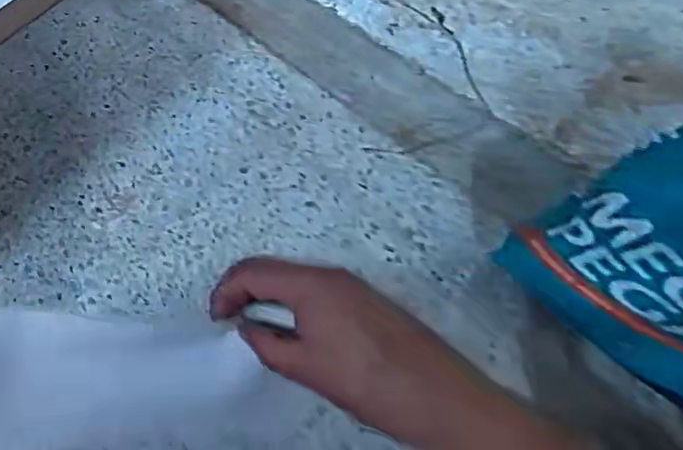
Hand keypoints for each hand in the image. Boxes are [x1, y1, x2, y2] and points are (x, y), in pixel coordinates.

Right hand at [211, 257, 587, 449]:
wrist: (465, 413)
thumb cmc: (378, 387)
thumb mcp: (311, 370)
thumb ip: (267, 345)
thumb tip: (248, 330)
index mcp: (311, 284)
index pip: (249, 273)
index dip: (225, 292)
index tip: (218, 317)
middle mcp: (331, 275)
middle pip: (270, 269)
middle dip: (243, 289)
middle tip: (232, 317)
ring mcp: (355, 287)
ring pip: (294, 279)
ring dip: (270, 295)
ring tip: (262, 324)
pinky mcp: (373, 303)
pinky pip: (318, 290)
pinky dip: (295, 301)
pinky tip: (300, 329)